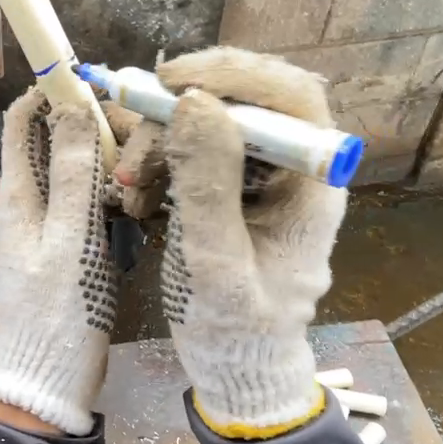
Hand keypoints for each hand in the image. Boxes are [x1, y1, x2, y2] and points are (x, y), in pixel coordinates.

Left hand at [0, 90, 117, 435]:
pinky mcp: (63, 248)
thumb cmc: (58, 312)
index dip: (49, 94)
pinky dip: (103, 191)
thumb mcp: (70, 241)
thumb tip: (72, 110)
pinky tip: (130, 196)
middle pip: (47, 143)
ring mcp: (43, 228)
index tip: (90, 80)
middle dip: (82, 123)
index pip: (22, 123)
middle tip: (129, 121)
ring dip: (96, 157)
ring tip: (136, 154)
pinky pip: (81, 203)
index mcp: (15, 196)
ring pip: (68, 172)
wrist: (50, 380)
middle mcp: (24, 205)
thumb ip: (73, 177)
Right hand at [115, 48, 346, 438]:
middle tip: (133, 160)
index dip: (235, 73)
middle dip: (178, 120)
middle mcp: (294, 169)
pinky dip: (158, 164)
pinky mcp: (232, 188)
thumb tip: (193, 102)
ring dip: (160, 145)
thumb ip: (208, 185)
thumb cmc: (237, 329)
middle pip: (241, 103)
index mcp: (313, 184)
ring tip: (129, 191)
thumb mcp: (215, 263)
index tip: (171, 84)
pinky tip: (136, 199)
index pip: (291, 96)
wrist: (235, 369)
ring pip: (209, 123)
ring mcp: (262, 177)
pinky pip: (192, 149)